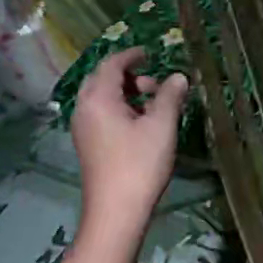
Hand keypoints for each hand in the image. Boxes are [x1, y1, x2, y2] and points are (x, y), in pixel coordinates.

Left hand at [70, 46, 188, 235]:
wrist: (116, 209)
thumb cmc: (140, 163)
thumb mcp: (162, 126)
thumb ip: (170, 96)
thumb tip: (179, 77)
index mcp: (98, 98)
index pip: (111, 64)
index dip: (132, 56)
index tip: (151, 53)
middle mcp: (84, 108)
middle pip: (103, 79)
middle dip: (130, 76)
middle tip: (156, 84)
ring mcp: (83, 127)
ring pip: (102, 98)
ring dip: (127, 94)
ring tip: (154, 105)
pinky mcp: (88, 144)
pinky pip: (102, 114)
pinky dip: (121, 109)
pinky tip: (142, 124)